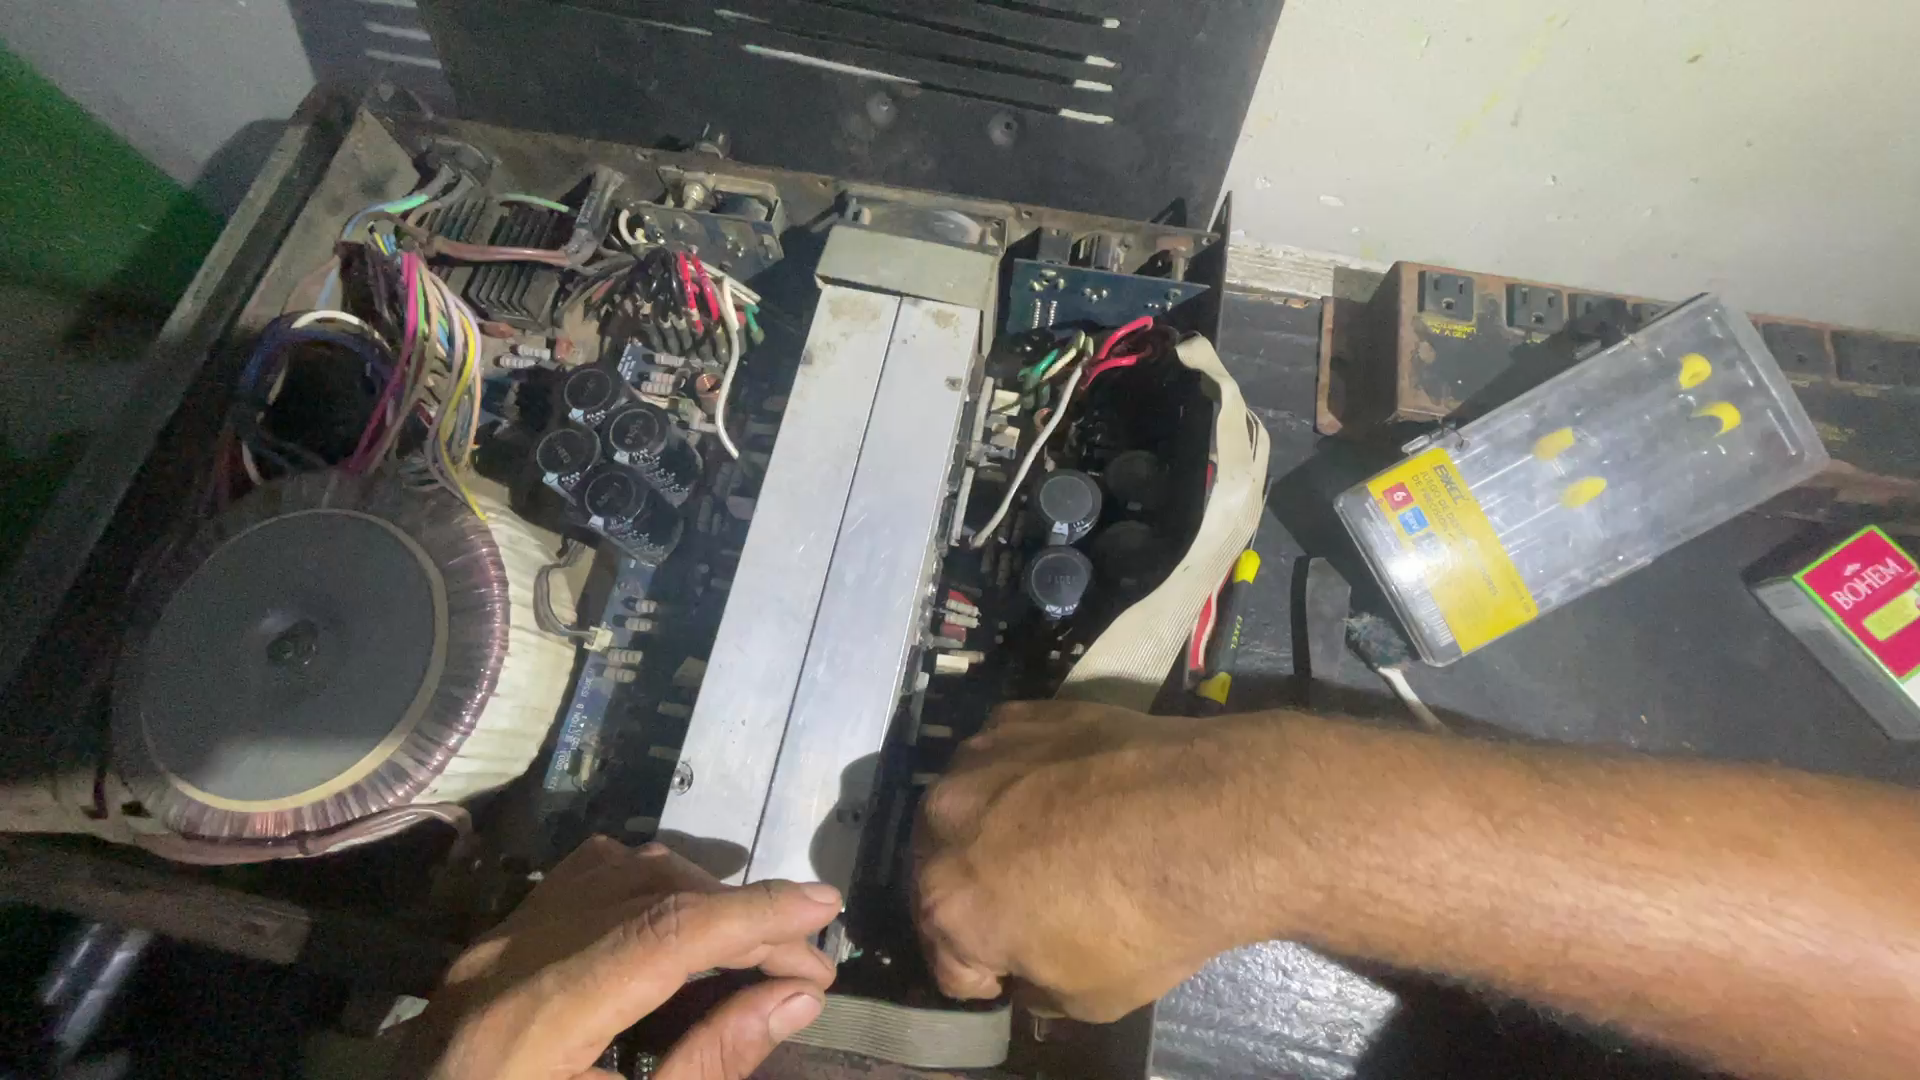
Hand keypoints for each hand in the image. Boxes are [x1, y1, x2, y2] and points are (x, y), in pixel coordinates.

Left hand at [400, 836, 842, 1079]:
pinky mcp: (497, 936)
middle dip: (746, 916)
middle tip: (807, 958)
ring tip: (754, 942)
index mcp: (529, 1025)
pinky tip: (683, 911)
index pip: (665, 934)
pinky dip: (655, 881)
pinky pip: (592, 873)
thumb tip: (798, 996)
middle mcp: (509, 958)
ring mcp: (497, 938)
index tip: (826, 908)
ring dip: (706, 896)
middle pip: (656, 895)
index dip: (755, 913)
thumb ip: (711, 1063)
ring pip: (627, 870)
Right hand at [914, 701, 1279, 1021]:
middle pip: (941, 867)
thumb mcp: (1086, 999)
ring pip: (967, 802)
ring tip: (1053, 831)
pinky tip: (1069, 784)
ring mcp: (978, 755)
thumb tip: (1030, 963)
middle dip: (975, 888)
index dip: (986, 971)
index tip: (1020, 964)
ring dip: (991, 823)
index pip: (948, 957)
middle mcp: (943, 819)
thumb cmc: (1141, 919)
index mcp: (945, 899)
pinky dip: (1022, 774)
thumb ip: (1034, 985)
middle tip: (1029, 896)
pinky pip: (1003, 755)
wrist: (1203, 816)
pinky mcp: (1016, 714)